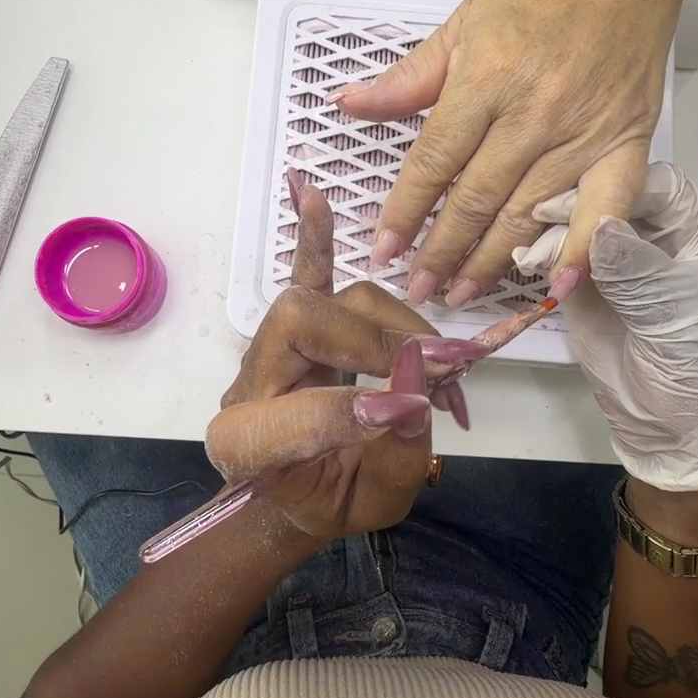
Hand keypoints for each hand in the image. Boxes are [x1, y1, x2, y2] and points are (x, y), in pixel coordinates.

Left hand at [206, 174, 488, 540]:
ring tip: (446, 364)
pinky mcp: (296, 330)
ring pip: (335, 299)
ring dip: (398, 325)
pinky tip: (307, 191)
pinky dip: (314, 237)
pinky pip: (306, 276)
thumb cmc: (332, 503)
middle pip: (308, 321)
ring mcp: (270, 352)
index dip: (359, 406)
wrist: (296, 497)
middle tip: (449, 373)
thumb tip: (419, 390)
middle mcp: (248, 386)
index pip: (297, 413)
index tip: (417, 405)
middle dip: (385, 343)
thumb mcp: (374, 506)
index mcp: (250, 446)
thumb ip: (394, 456)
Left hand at [333, 0, 697, 309]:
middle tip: (416, 290)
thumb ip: (407, 77)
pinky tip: (556, 290)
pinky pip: (605, 210)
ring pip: (527, 214)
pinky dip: (582, 253)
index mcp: (486, 82)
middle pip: (475, 199)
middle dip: (440, 252)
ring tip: (459, 295)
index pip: (434, 162)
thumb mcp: (462, 23)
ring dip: (490, 263)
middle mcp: (533, 116)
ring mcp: (582, 135)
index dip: (405, 212)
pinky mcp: (626, 144)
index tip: (383, 251)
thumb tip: (347, 104)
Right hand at [562, 163, 697, 491]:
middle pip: (614, 203)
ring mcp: (618, 267)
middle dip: (579, 206)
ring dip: (555, 235)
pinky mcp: (587, 291)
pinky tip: (526, 261)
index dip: (625, 183)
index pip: (661, 189)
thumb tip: (598, 221)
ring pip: (582, 230)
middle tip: (542, 213)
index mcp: (695, 240)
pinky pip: (563, 262)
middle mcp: (655, 244)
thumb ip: (637, 267)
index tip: (586, 187)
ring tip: (531, 252)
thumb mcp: (674, 312)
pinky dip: (543, 259)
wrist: (672, 431)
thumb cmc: (696, 367)